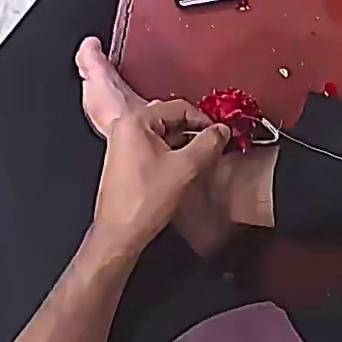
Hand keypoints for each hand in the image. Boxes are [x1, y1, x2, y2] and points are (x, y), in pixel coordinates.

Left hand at [92, 100, 230, 255]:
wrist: (119, 235)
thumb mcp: (185, 167)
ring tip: (205, 158)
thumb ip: (208, 143)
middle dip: (195, 132)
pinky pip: (156, 147)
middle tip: (215, 146)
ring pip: (165, 134)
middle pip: (171, 119)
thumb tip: (222, 129)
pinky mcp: (127, 160)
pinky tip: (187, 168)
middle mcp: (126, 127)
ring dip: (186, 144)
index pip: (180, 107)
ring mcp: (124, 144)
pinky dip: (174, 153)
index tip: (220, 134)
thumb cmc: (146, 200)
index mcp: (136, 121)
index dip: (204, 120)